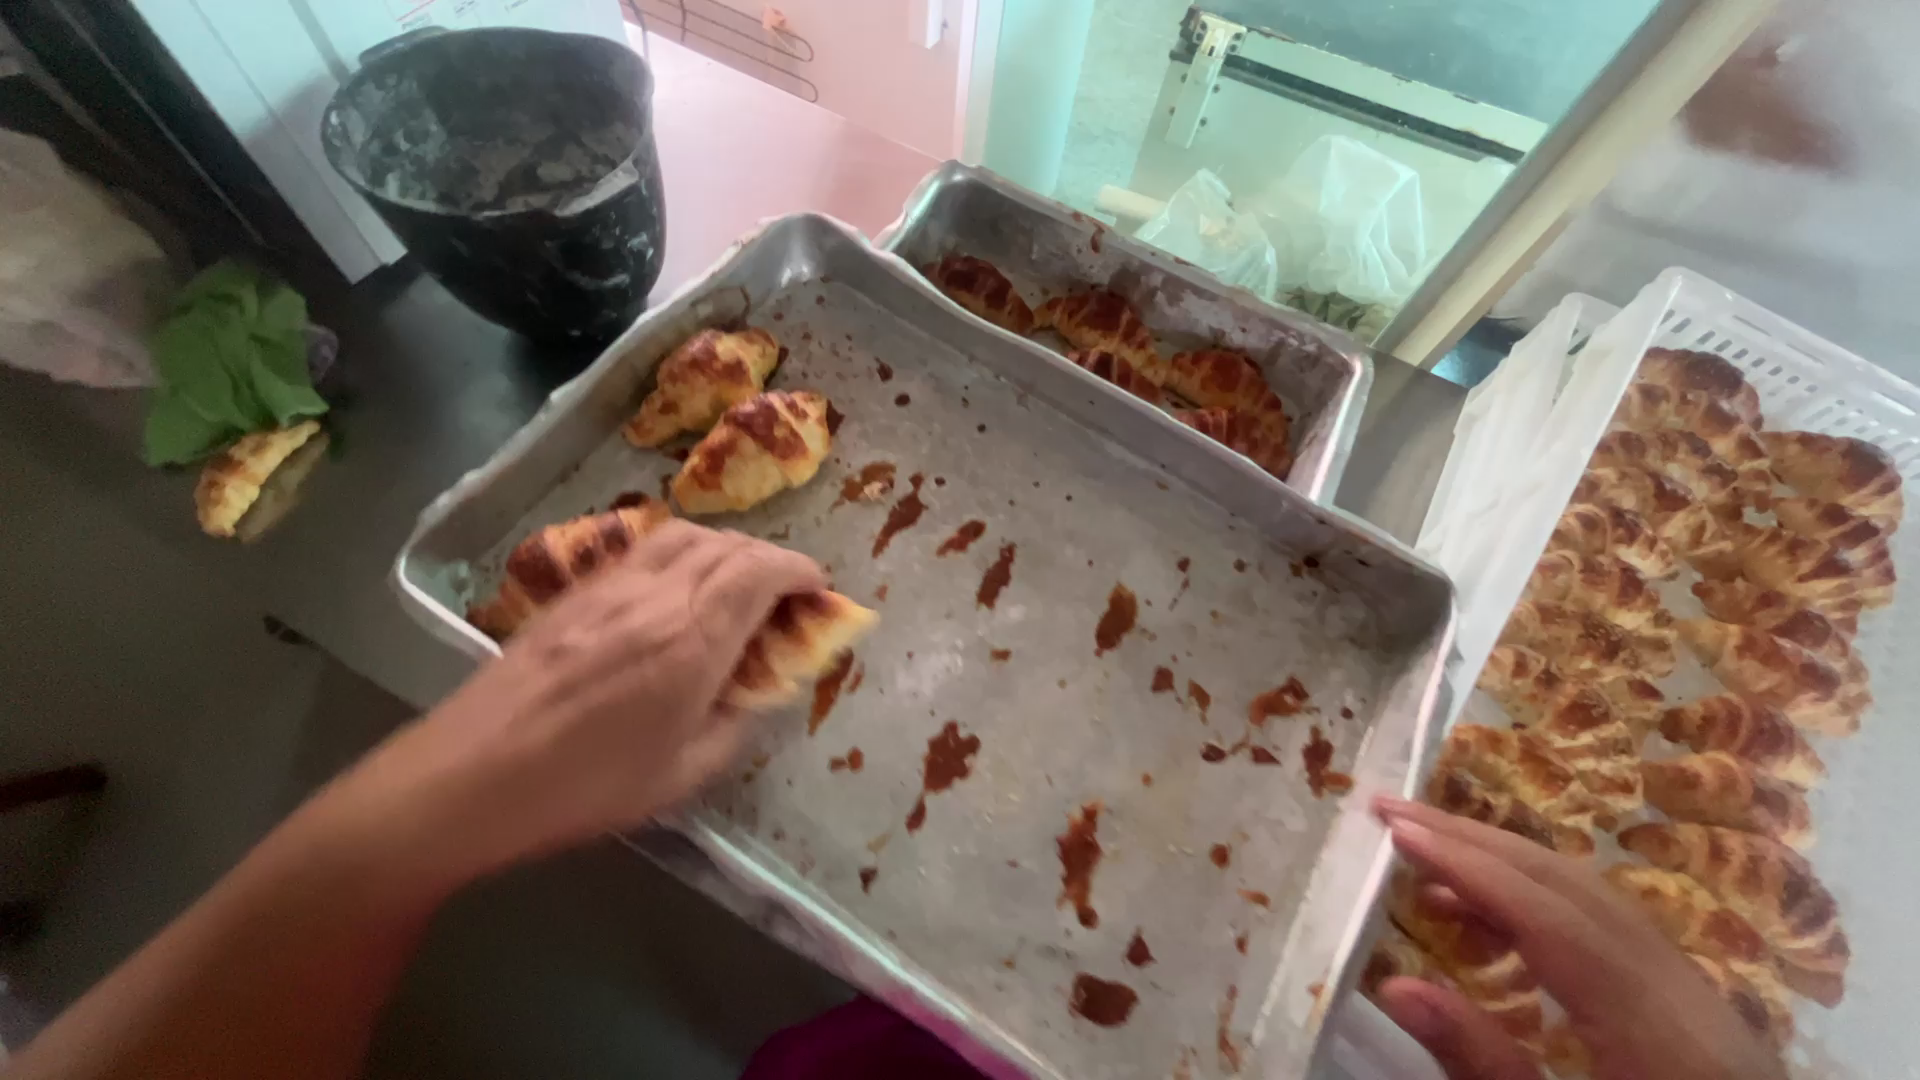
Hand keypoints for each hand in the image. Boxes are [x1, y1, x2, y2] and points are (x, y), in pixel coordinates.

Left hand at [319, 521, 825, 889]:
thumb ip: (737, 722)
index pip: (761, 573)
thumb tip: (759, 688)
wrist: (469, 777)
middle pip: (731, 546)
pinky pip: (648, 546)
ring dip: (730, 547)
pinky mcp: (579, 591)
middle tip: (788, 592)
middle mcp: (658, 597)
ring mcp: (613, 586)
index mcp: (692, 642)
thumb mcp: (683, 773)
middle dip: (773, 559)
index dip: (800, 572)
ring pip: (689, 534)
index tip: (819, 589)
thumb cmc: (585, 787)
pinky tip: (684, 582)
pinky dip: (687, 550)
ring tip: (741, 579)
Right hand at [1371, 798, 1786, 1079]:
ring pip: (1589, 894)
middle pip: (1572, 888)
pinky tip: (1476, 910)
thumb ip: (1481, 1066)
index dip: (1472, 868)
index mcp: (1665, 1042)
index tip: (1397, 830)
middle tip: (1391, 811)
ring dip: (1498, 859)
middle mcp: (1691, 1001)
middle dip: (1475, 840)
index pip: (1555, 922)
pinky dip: (1529, 896)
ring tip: (1420, 848)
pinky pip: (1601, 921)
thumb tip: (1393, 985)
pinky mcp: (1685, 1004)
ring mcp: (1697, 997)